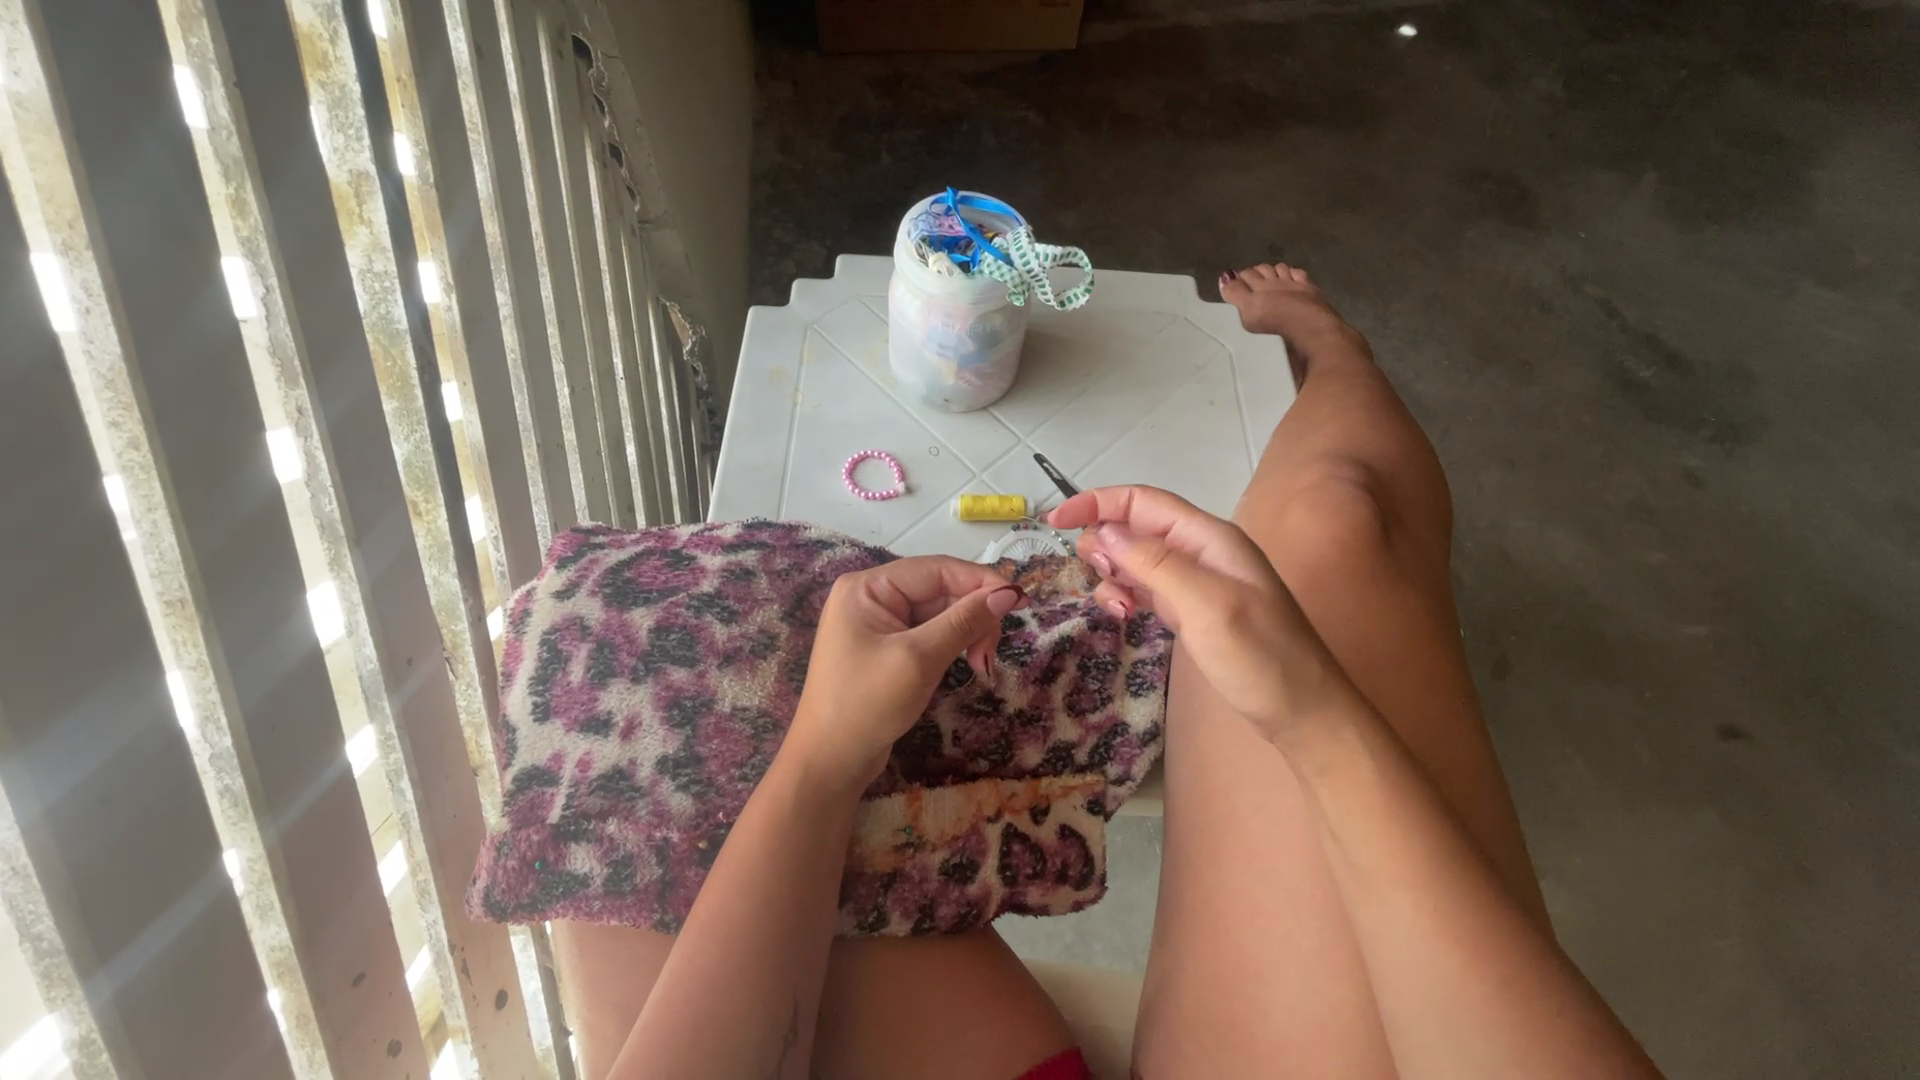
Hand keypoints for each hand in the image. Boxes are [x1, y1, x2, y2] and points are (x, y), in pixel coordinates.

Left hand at [783, 556, 1028, 788]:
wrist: (830, 762)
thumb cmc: (866, 705)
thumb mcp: (919, 659)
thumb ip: (964, 621)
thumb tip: (1009, 592)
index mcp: (868, 587)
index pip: (936, 569)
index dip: (981, 581)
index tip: (1020, 600)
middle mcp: (872, 596)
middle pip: (941, 590)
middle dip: (974, 617)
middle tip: (991, 654)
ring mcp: (879, 623)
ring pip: (941, 613)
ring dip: (968, 634)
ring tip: (982, 665)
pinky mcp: (889, 648)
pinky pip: (931, 633)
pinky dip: (954, 646)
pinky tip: (969, 664)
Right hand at [1048, 486, 1353, 736]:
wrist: (1303, 714)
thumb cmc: (1261, 658)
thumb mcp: (1206, 607)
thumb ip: (1155, 565)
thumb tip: (1104, 532)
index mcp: (1210, 538)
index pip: (1143, 502)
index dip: (1097, 503)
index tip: (1054, 523)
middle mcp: (1202, 551)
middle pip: (1136, 527)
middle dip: (1104, 544)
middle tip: (1097, 579)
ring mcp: (1197, 581)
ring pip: (1136, 559)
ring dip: (1114, 575)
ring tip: (1118, 610)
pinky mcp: (1192, 609)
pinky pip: (1146, 588)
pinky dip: (1127, 595)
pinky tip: (1126, 616)